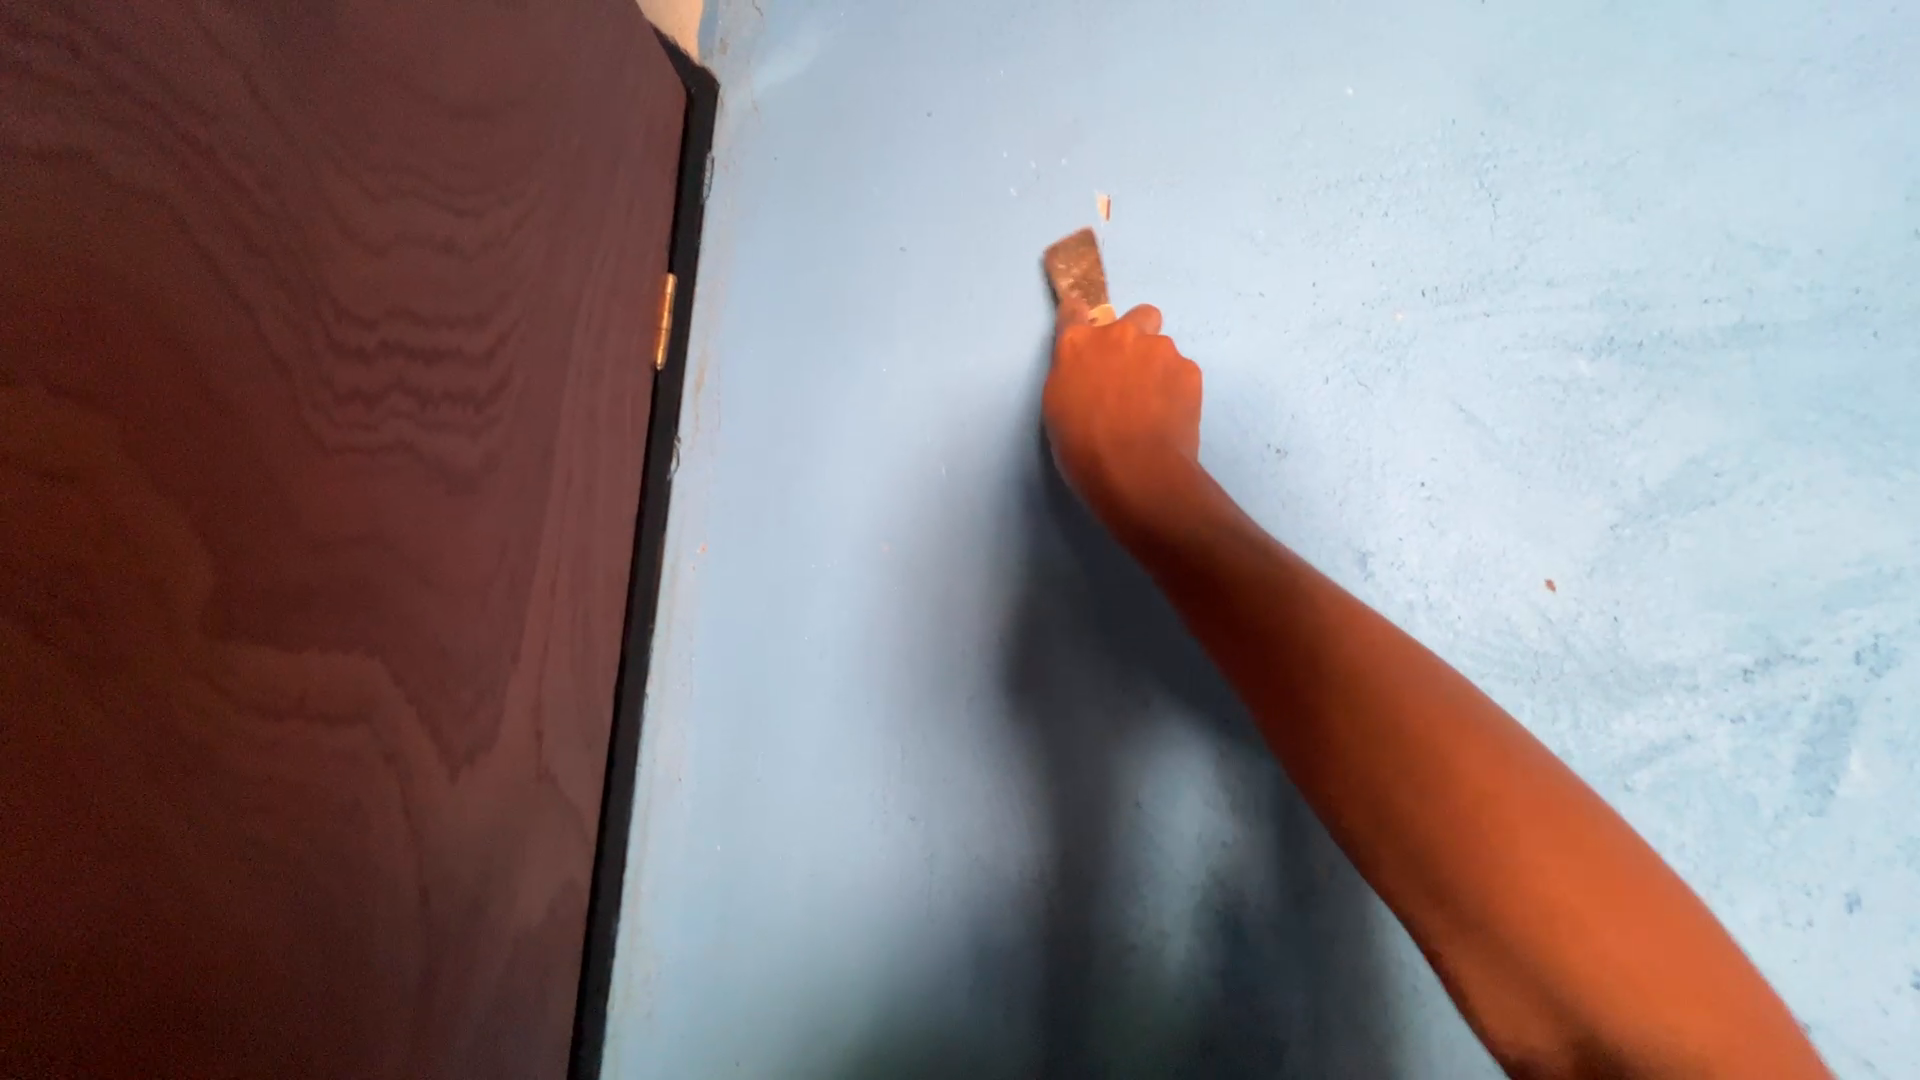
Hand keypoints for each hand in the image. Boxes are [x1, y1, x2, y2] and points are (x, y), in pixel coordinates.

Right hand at [1043, 300, 1203, 527]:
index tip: (1085, 328)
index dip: (1079, 317)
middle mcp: (1119, 335)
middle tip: (1132, 374)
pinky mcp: (1189, 370)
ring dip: (1157, 368)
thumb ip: (1072, 375)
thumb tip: (1088, 370)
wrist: (1135, 470)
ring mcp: (1159, 349)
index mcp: (1077, 345)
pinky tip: (1169, 417)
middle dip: (1138, 336)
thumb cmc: (1082, 447)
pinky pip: (1182, 372)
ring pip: (1163, 348)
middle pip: (1138, 316)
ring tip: (1153, 407)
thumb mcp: (1058, 407)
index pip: (1074, 311)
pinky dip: (1176, 389)